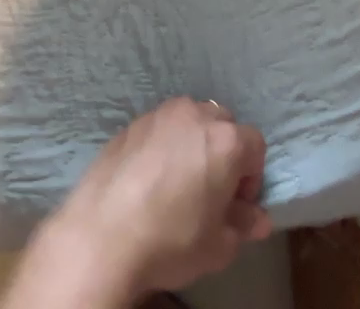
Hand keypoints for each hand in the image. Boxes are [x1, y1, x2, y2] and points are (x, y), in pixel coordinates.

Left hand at [31, 97, 272, 300]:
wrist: (102, 235)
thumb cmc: (171, 240)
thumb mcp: (218, 245)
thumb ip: (242, 225)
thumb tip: (256, 219)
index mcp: (226, 141)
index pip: (255, 145)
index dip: (251, 177)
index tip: (237, 204)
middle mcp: (194, 115)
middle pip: (222, 124)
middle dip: (223, 152)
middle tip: (211, 189)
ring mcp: (158, 115)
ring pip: (188, 119)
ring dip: (192, 141)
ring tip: (179, 179)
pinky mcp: (129, 124)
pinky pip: (158, 127)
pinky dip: (162, 144)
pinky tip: (150, 177)